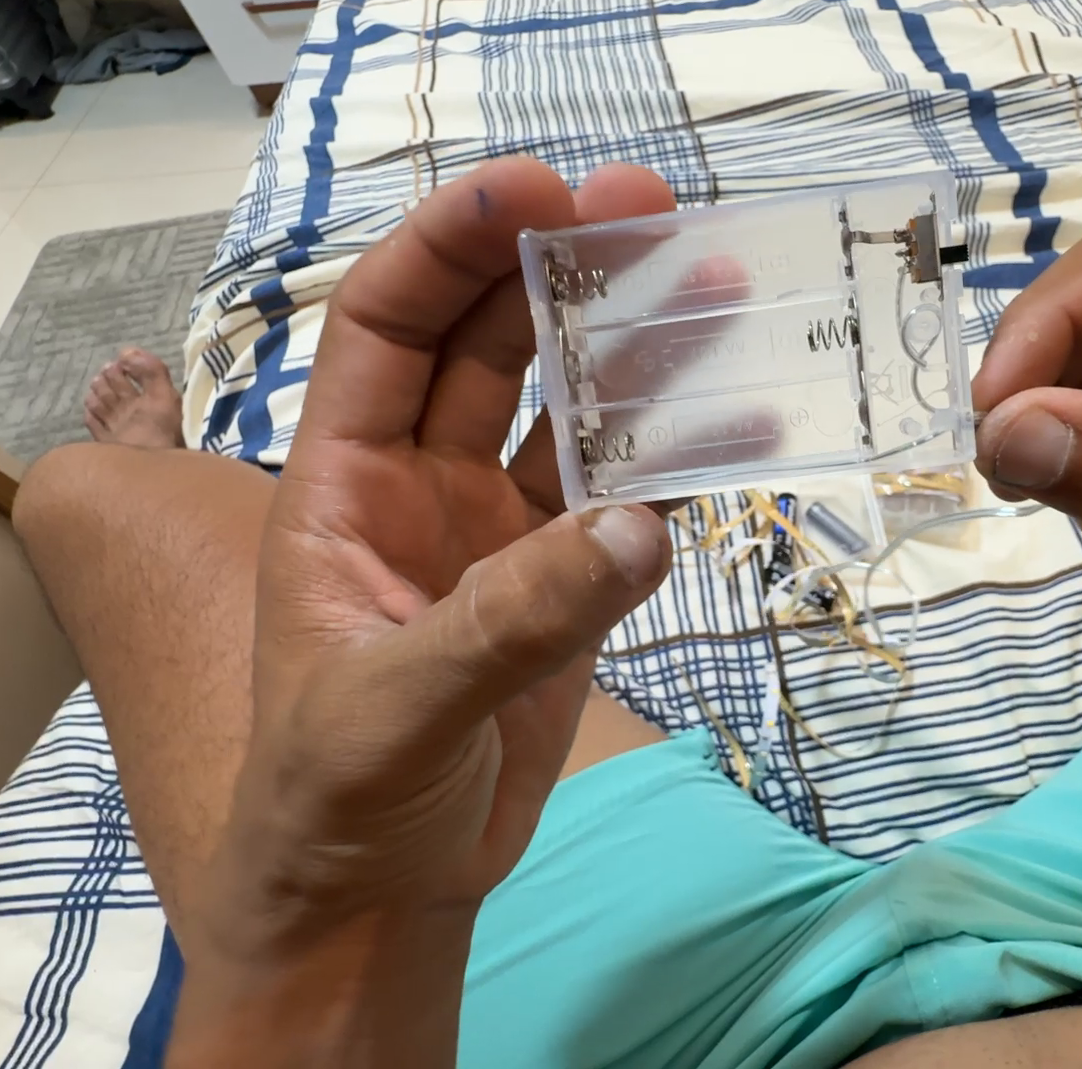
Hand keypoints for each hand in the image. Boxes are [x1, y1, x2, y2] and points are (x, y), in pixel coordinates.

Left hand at [198, 158, 676, 963]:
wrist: (388, 891)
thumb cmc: (340, 804)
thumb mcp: (395, 708)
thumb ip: (513, 616)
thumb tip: (640, 526)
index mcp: (344, 487)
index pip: (388, 328)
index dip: (452, 248)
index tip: (535, 191)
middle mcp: (428, 487)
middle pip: (497, 345)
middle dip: (562, 268)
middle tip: (648, 208)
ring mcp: (509, 532)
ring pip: (577, 412)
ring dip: (638, 350)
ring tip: (715, 287)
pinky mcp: (572, 581)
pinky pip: (632, 498)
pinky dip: (682, 459)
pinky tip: (741, 420)